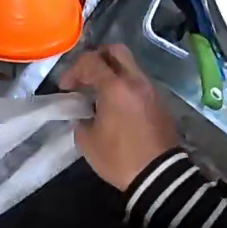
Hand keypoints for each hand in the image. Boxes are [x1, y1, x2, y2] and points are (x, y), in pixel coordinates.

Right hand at [58, 44, 179, 189]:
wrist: (160, 177)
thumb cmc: (119, 158)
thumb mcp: (87, 141)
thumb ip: (81, 119)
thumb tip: (83, 114)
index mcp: (115, 87)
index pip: (90, 61)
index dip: (73, 71)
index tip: (65, 88)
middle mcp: (136, 81)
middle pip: (116, 51)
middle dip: (96, 58)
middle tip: (85, 76)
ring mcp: (152, 90)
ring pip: (130, 66)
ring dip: (112, 73)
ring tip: (99, 94)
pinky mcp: (160, 102)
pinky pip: (139, 83)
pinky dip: (125, 85)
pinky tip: (116, 106)